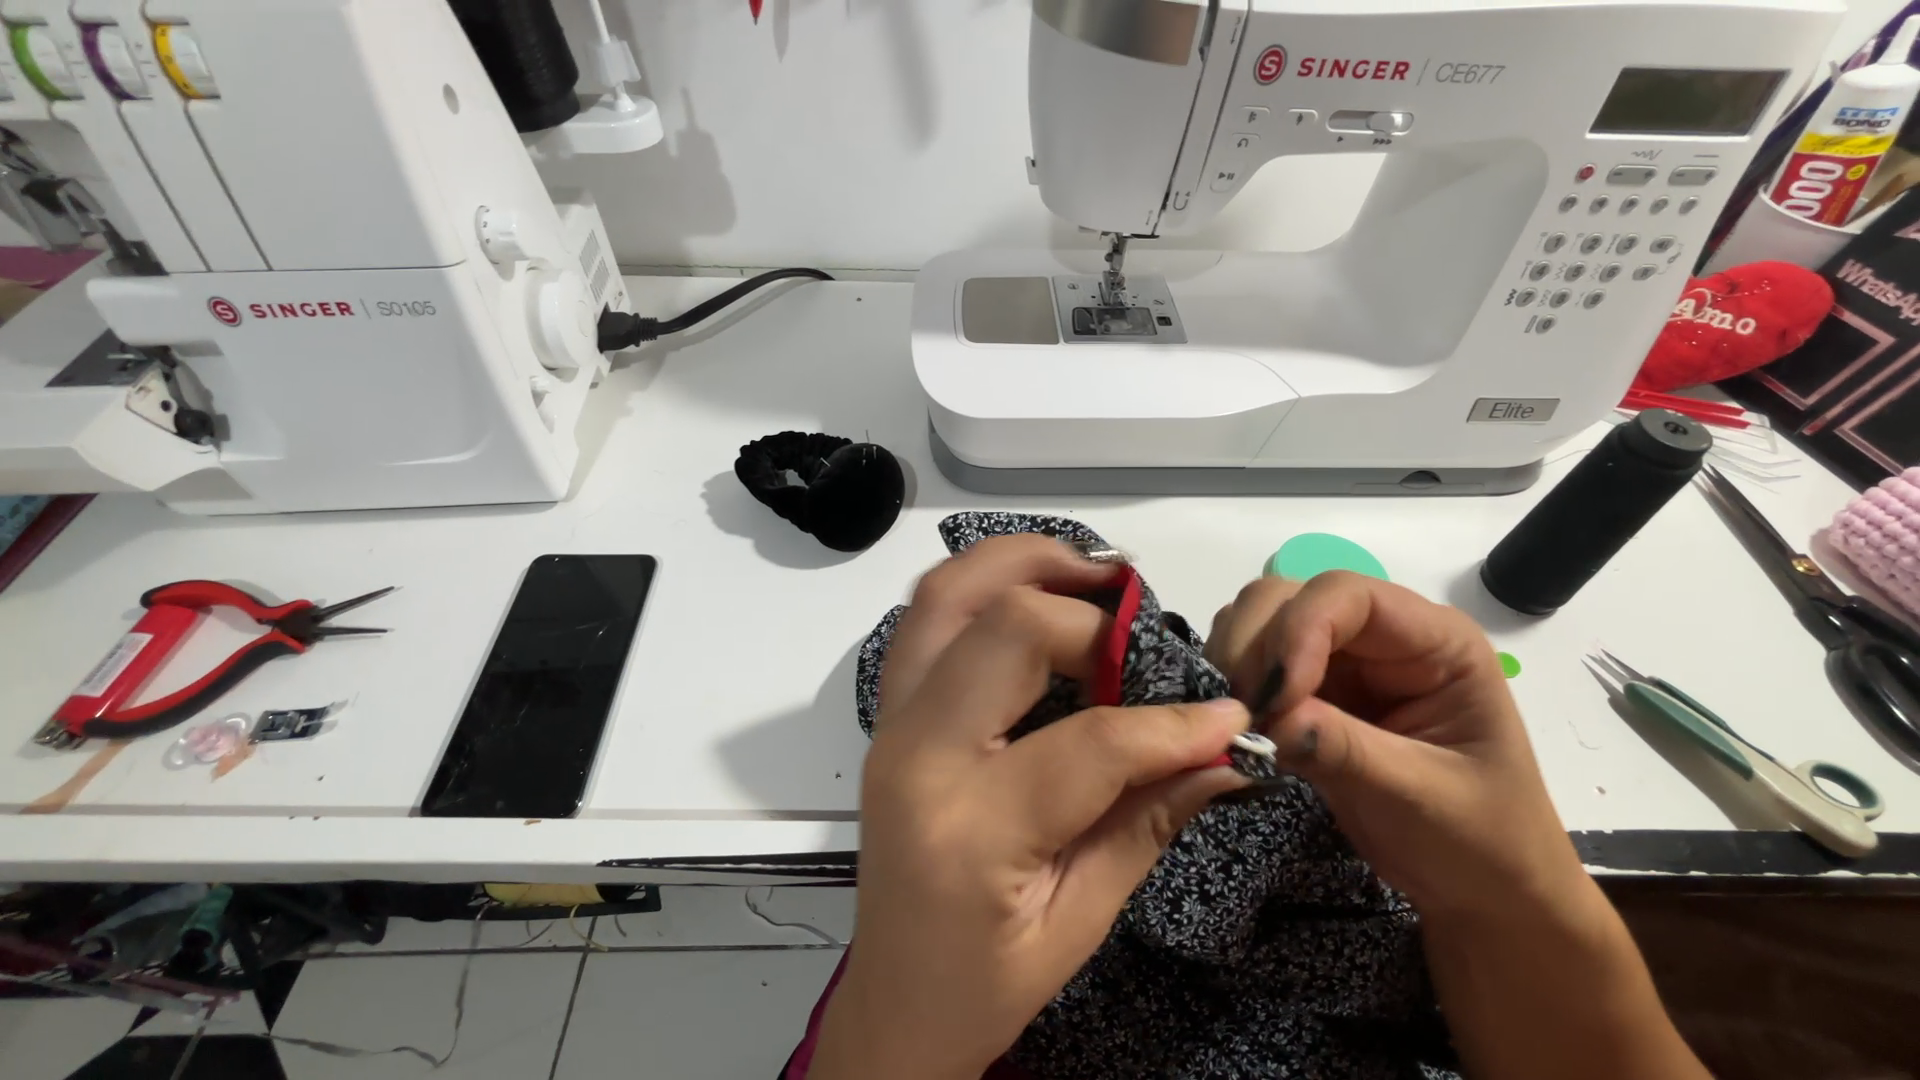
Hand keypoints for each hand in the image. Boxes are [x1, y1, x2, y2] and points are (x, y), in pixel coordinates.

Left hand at [813, 536, 1249, 1079]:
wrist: (895, 1001)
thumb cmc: (986, 982)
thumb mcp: (1081, 918)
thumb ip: (1148, 820)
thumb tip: (1223, 749)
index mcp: (971, 827)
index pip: (1090, 742)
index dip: (1172, 723)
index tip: (1225, 713)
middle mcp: (918, 755)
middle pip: (1008, 631)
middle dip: (1090, 619)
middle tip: (1144, 631)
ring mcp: (890, 726)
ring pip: (945, 598)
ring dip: (1021, 565)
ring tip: (1092, 575)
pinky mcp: (886, 717)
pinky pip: (924, 621)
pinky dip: (979, 587)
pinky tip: (1035, 598)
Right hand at [1205, 571, 1585, 922]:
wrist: (1479, 890)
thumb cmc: (1480, 842)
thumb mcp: (1421, 796)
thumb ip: (1345, 749)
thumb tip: (1268, 718)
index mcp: (1435, 641)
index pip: (1346, 595)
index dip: (1299, 631)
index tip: (1275, 700)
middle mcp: (1380, 636)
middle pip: (1287, 597)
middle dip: (1256, 649)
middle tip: (1246, 717)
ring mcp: (1338, 663)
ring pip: (1257, 624)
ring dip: (1237, 667)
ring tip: (1243, 727)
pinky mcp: (1306, 694)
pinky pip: (1252, 667)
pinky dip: (1231, 689)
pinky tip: (1242, 730)